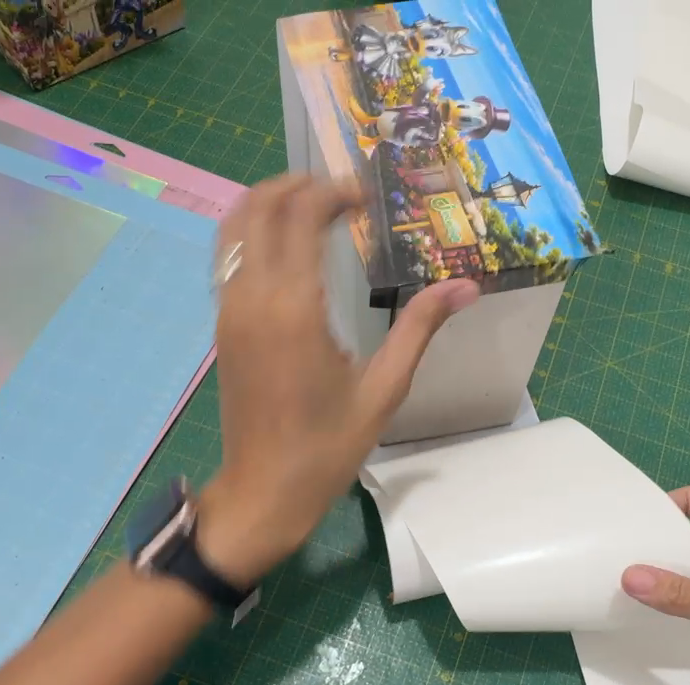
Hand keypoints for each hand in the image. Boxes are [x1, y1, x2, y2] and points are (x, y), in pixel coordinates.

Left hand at [195, 175, 478, 585]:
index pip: (301, 215)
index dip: (333, 192)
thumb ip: (419, 330)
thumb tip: (466, 287)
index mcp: (293, 308)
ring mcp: (229, 311)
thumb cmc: (327, 449)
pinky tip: (287, 252)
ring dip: (269, 204)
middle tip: (340, 195)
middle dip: (298, 186)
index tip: (366, 198)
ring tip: (312, 210)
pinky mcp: (222, 328)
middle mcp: (252, 297)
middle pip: (259, 206)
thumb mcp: (383, 391)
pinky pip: (228, 258)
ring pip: (234, 226)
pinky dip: (253, 234)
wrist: (264, 491)